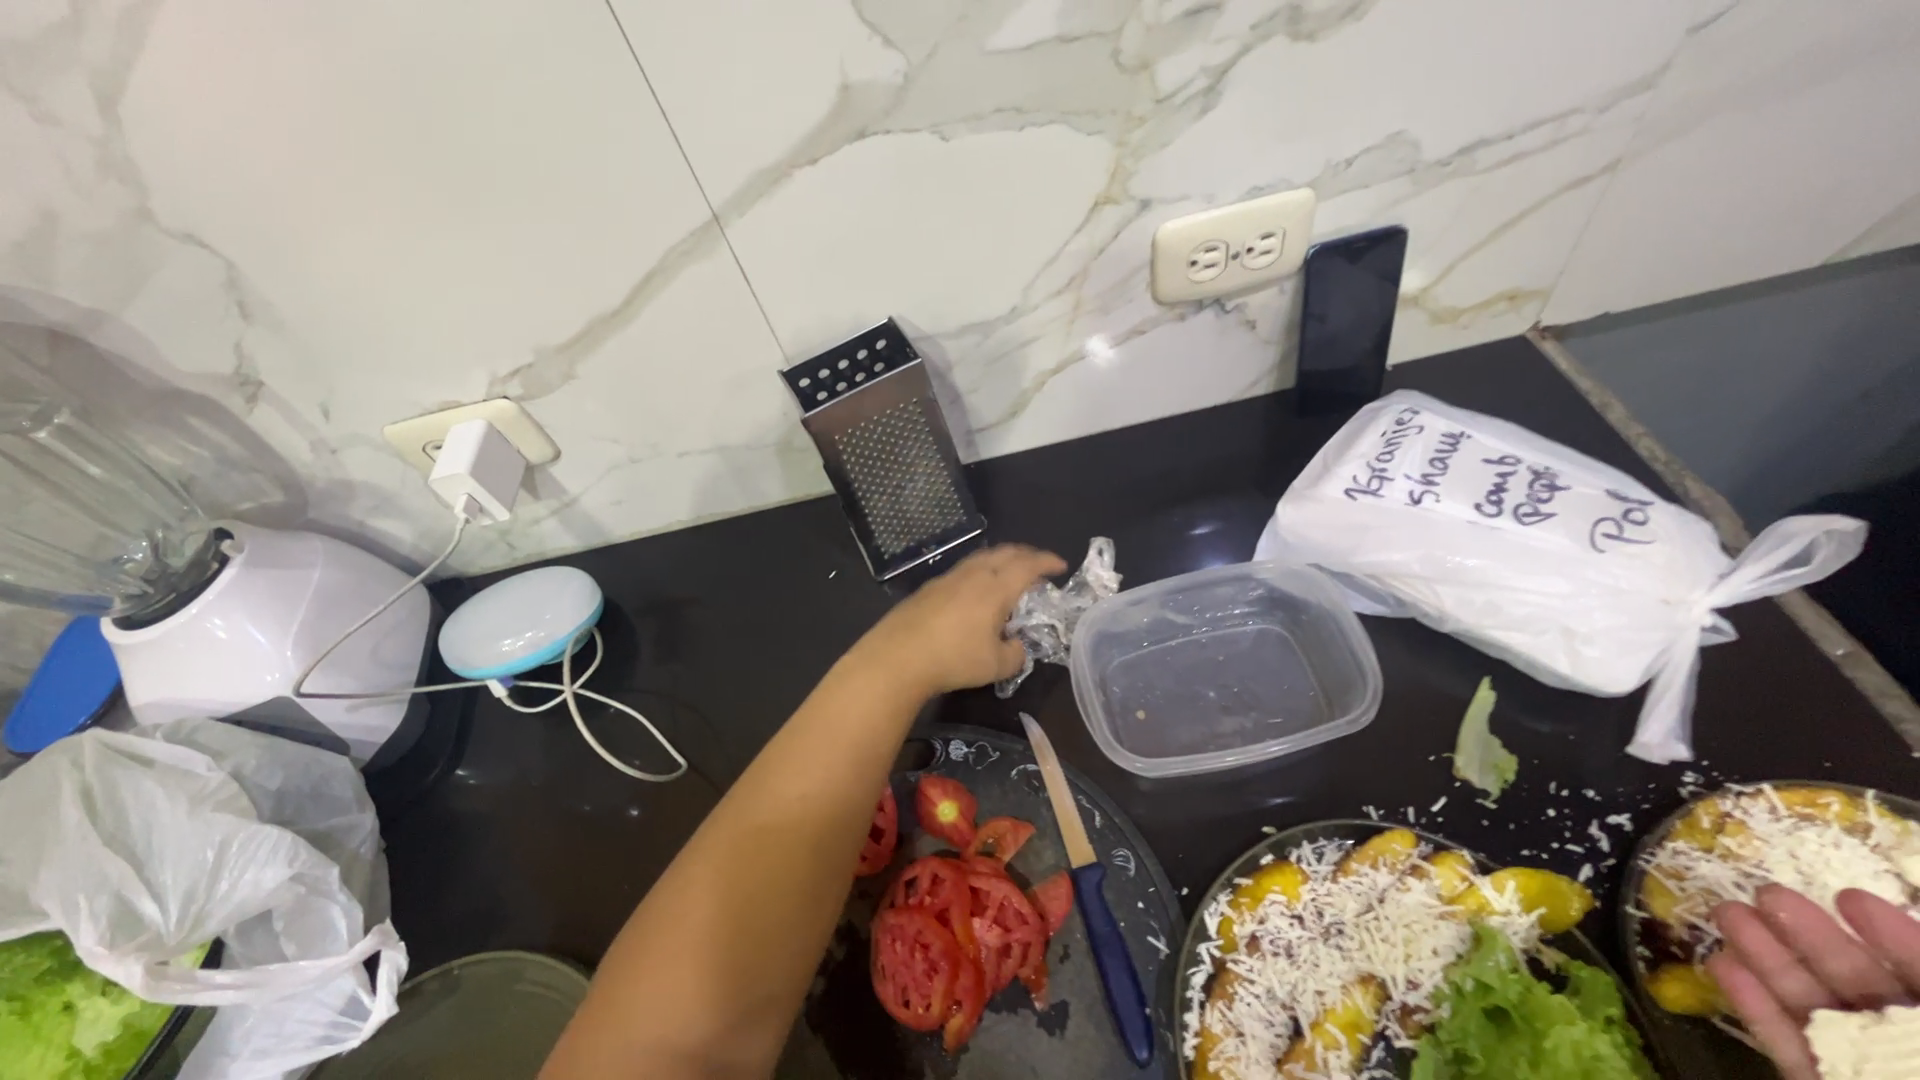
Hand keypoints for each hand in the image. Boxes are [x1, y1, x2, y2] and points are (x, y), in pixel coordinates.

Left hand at [848, 544, 1067, 699]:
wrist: (898, 656)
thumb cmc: (954, 659)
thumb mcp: (997, 665)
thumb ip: (1016, 653)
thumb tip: (1017, 646)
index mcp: (996, 588)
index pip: (1028, 566)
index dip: (1047, 562)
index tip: (1060, 565)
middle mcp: (973, 575)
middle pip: (1005, 553)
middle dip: (1026, 555)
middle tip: (1038, 566)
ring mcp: (948, 578)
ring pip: (981, 558)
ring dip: (1001, 560)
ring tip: (1009, 574)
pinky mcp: (929, 588)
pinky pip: (964, 570)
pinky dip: (981, 572)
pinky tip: (977, 590)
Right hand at [1708, 885, 1919, 1079]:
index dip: (1901, 943)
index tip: (1852, 899)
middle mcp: (1916, 1062)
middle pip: (1870, 994)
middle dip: (1816, 939)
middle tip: (1766, 893)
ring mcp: (1867, 1079)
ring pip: (1819, 1016)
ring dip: (1771, 962)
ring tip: (1727, 914)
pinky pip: (1789, 1051)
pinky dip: (1756, 1010)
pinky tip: (1723, 967)